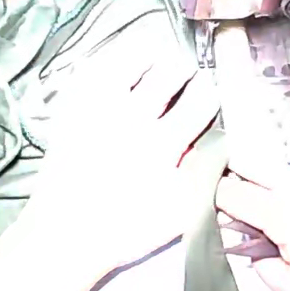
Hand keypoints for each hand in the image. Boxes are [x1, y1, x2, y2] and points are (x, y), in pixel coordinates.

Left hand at [12, 57, 218, 280]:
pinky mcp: (74, 107)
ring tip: (160, 59)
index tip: (211, 92)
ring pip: (137, 61)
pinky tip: (128, 61)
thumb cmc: (128, 228)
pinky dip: (118, 57)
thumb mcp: (180, 210)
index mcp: (166, 144)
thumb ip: (204, 175)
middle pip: (172, 74)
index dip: (211, 93)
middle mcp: (136, 118)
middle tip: (188, 73)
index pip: (202, 102)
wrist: (68, 232)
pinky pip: (98, 67)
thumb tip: (221, 145)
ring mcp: (101, 108)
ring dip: (155, 58)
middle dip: (186, 71)